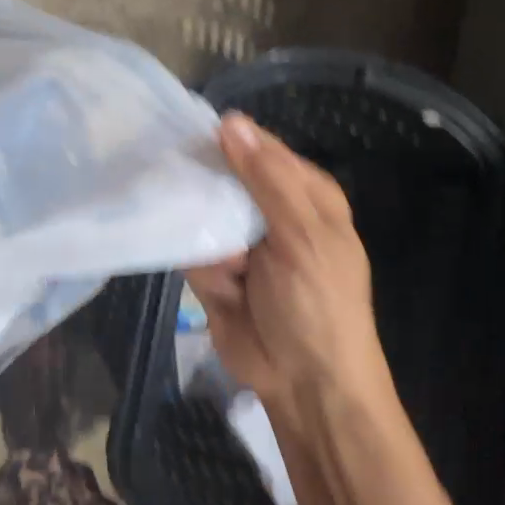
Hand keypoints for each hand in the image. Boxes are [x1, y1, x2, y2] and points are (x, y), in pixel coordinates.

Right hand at [185, 114, 389, 418]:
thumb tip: (229, 121)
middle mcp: (268, 211)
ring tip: (227, 262)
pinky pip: (186, 245)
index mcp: (304, 194)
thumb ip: (266, 179)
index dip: (226, 141)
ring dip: (201, 231)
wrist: (303, 383)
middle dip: (203, 186)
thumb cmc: (318, 305)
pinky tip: (217, 280)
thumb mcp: (303, 236)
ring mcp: (238, 240)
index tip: (187, 134)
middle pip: (220, 175)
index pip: (258, 149)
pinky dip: (195, 260)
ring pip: (197, 209)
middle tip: (187, 190)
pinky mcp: (211, 268)